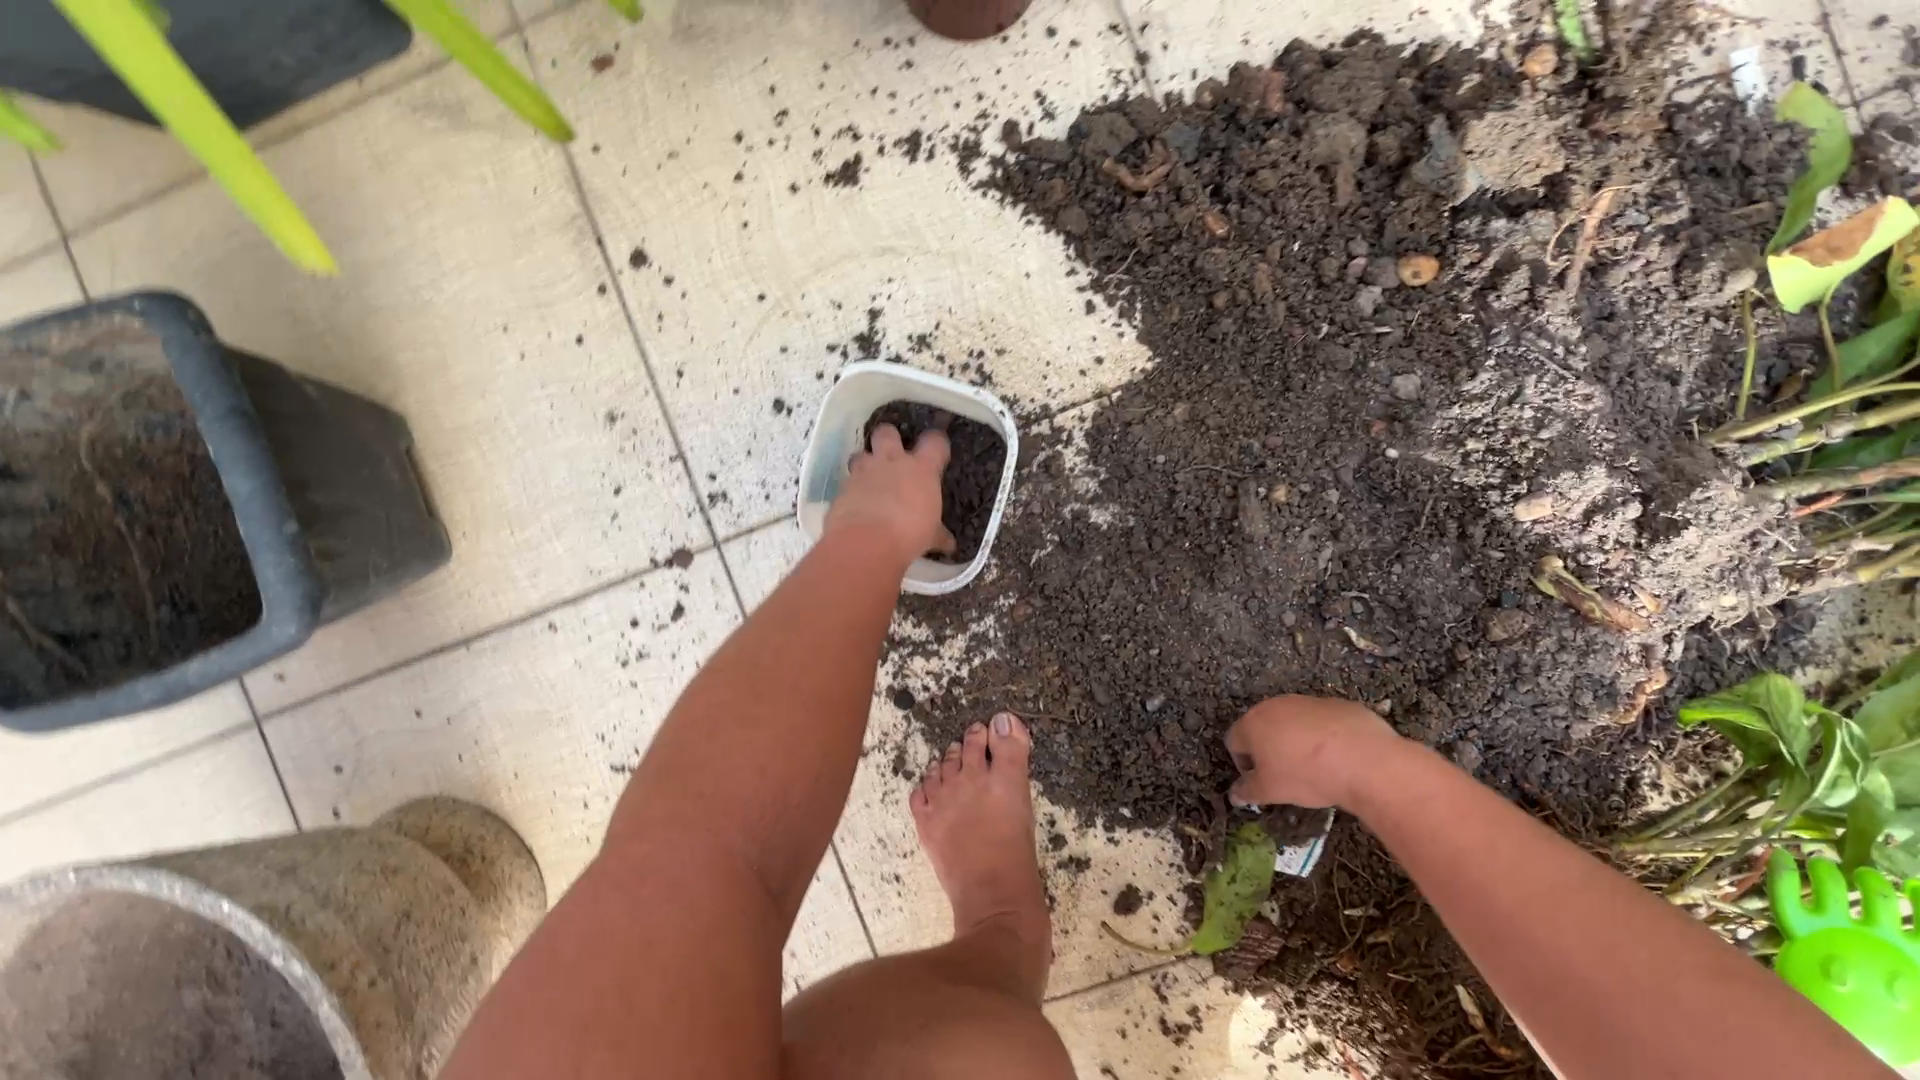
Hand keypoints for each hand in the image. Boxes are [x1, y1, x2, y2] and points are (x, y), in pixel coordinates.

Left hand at [826, 423, 954, 564]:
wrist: (866, 542)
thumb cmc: (909, 533)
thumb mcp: (930, 536)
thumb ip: (938, 534)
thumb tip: (948, 543)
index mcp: (921, 469)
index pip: (934, 442)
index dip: (937, 443)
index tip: (937, 451)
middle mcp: (891, 462)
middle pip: (887, 432)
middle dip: (888, 438)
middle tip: (892, 454)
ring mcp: (864, 472)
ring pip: (861, 453)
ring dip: (865, 463)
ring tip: (870, 478)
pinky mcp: (843, 488)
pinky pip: (848, 481)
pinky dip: (852, 490)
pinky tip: (856, 504)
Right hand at [1223, 695, 1404, 808]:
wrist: (1366, 761)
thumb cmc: (1307, 776)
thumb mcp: (1270, 792)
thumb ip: (1247, 791)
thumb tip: (1234, 794)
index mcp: (1253, 723)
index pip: (1234, 741)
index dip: (1243, 764)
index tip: (1260, 781)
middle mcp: (1276, 705)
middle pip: (1263, 727)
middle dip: (1269, 750)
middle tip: (1285, 775)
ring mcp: (1308, 701)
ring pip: (1293, 722)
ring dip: (1296, 741)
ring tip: (1315, 767)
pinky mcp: (1338, 704)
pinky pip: (1322, 722)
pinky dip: (1324, 737)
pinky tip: (1339, 757)